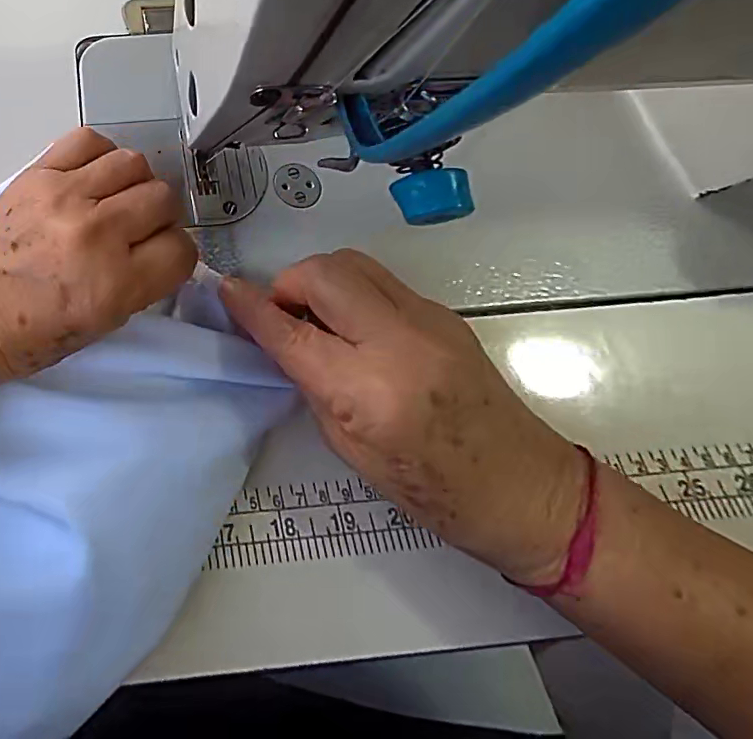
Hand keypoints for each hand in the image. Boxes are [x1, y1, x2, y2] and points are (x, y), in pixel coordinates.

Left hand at [0, 127, 196, 409]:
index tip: (157, 259)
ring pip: (134, 163)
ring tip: (111, 203)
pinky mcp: (35, 175)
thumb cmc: (22, 336)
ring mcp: (63, 197)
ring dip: (132, 184)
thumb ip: (136, 285)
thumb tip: (157, 249)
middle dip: (157, 219)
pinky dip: (98, 155)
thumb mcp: (98, 329)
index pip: (181, 250)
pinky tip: (89, 178)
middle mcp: (95, 233)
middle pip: (162, 199)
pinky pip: (87, 140)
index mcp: (114, 285)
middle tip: (133, 232)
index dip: (173, 256)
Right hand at [218, 250, 587, 584]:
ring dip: (318, 280)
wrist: (527, 490)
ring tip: (316, 316)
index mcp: (367, 390)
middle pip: (322, 273)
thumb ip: (308, 378)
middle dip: (288, 284)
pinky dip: (348, 290)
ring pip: (350, 263)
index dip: (249, 307)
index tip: (225, 290)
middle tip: (282, 315)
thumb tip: (275, 334)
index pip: (290, 331)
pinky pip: (378, 280)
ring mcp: (428, 322)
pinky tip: (352, 325)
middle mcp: (399, 344)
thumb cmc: (427, 487)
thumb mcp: (345, 443)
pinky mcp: (443, 314)